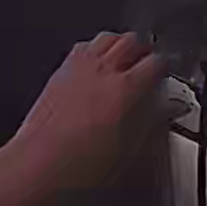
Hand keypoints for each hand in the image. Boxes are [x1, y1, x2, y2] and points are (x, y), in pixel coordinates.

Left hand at [0, 32, 167, 198]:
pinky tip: (95, 63)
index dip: (167, 66)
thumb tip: (168, 111)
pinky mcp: (59, 71)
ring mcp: (78, 67)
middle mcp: (102, 70)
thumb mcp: (131, 152)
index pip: (157, 63)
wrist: (38, 166)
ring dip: (119, 44)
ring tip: (125, 58)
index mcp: (126, 88)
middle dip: (144, 49)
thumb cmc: (80, 166)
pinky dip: (94, 49)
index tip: (168, 73)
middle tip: (150, 63)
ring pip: (106, 38)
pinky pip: (82, 47)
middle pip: (131, 41)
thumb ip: (154, 124)